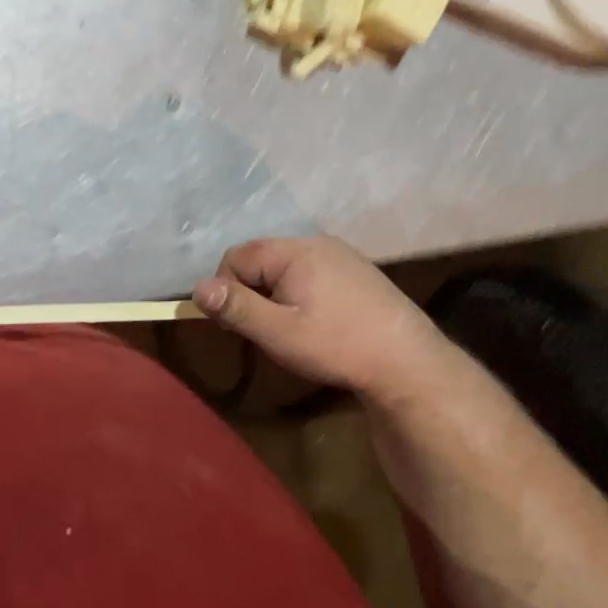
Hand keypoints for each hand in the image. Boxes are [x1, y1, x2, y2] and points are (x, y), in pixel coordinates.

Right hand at [191, 237, 456, 400]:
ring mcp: (341, 256)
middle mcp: (318, 244)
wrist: (410, 364)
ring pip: (282, 268)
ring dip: (272, 294)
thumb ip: (236, 307)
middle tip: (259, 329)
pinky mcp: (355, 273)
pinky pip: (308, 274)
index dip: (226, 289)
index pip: (236, 256)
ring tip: (286, 328)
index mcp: (296, 251)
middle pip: (259, 259)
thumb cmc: (337, 346)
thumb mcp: (278, 332)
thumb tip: (197, 288)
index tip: (236, 324)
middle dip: (249, 291)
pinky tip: (313, 322)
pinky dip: (297, 294)